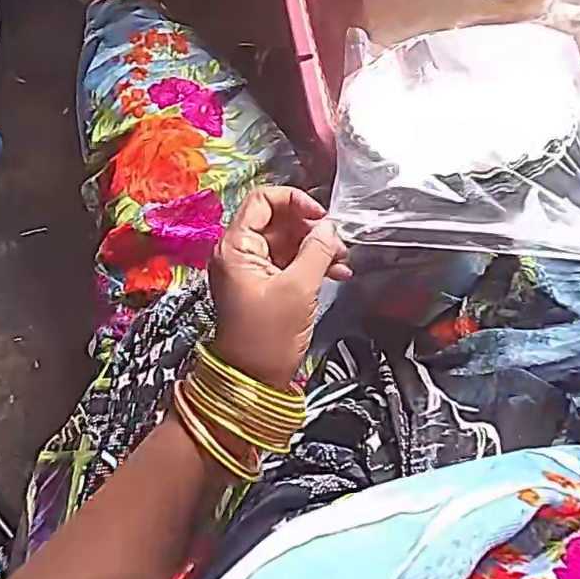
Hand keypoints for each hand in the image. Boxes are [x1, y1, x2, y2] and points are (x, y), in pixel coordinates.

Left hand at [208, 187, 352, 387]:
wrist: (253, 378)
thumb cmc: (268, 336)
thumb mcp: (298, 289)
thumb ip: (316, 252)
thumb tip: (330, 228)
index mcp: (236, 246)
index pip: (262, 200)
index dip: (294, 200)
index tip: (321, 216)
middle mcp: (240, 252)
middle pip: (278, 220)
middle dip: (311, 228)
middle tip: (338, 243)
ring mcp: (251, 268)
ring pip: (287, 241)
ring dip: (316, 246)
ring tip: (342, 261)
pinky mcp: (264, 284)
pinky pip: (289, 261)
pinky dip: (312, 263)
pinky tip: (337, 273)